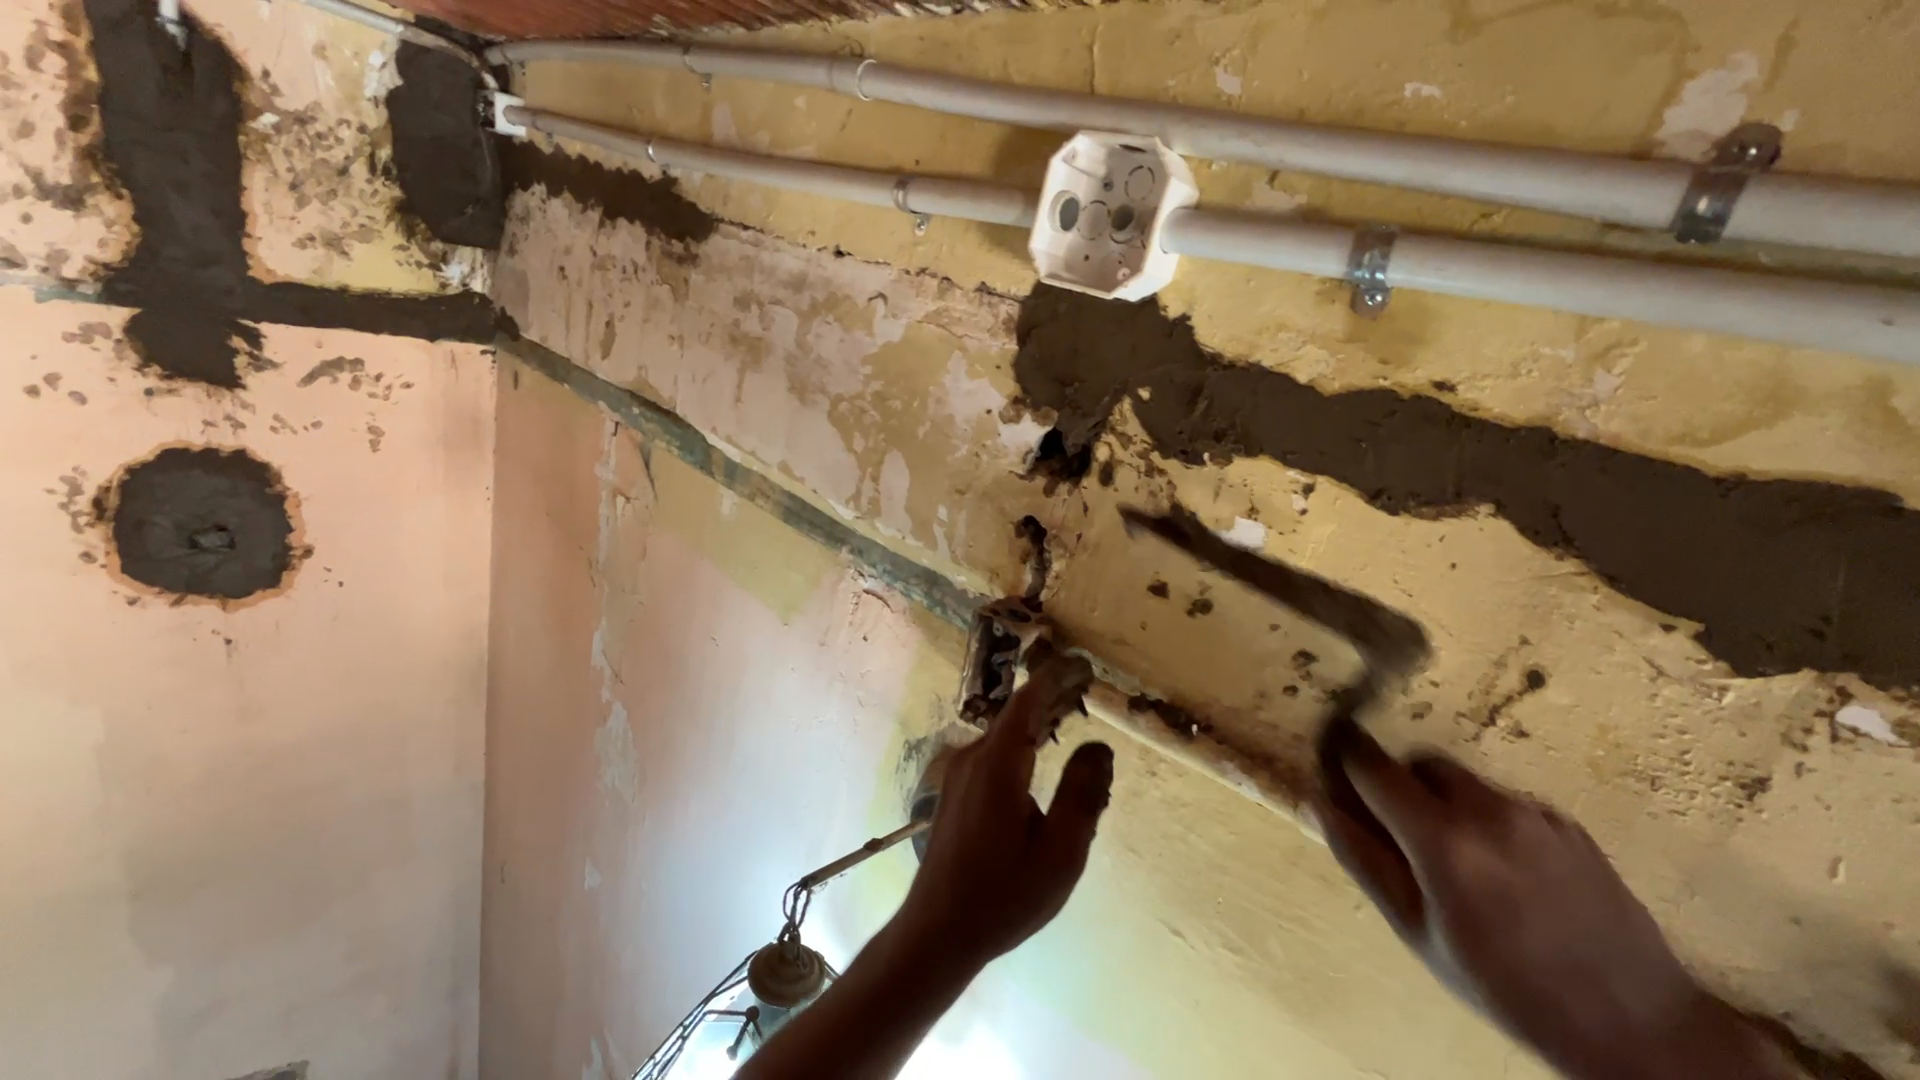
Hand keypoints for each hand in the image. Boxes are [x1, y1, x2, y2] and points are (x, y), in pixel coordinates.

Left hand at [889, 653, 1114, 976]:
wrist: (938, 931)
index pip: (1028, 703)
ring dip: (1037, 720)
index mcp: (997, 765)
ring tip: (1073, 710)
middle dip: (1052, 696)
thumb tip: (1098, 747)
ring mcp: (959, 775)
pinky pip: (996, 753)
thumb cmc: (1004, 895)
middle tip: (1088, 684)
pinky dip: (1023, 741)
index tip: (1083, 664)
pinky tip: (1042, 753)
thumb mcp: (1060, 853)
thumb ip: (1083, 795)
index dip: (1056, 679)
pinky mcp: (957, 792)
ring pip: (1006, 734)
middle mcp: (973, 758)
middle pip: (1016, 715)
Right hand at [1316, 721, 1799, 1079]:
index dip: (1347, 751)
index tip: (1332, 741)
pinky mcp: (1567, 823)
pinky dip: (1487, 819)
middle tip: (1398, 827)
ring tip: (1457, 859)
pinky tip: (1504, 872)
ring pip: (1465, 782)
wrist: (1633, 1021)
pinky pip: (1506, 802)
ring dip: (1444, 801)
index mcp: (1441, 839)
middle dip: (1400, 782)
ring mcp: (1534, 813)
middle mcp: (1488, 810)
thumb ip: (1362, 860)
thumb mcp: (1416, 932)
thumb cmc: (1503, 985)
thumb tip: (1318, 804)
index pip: (1375, 768)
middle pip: (1421, 763)